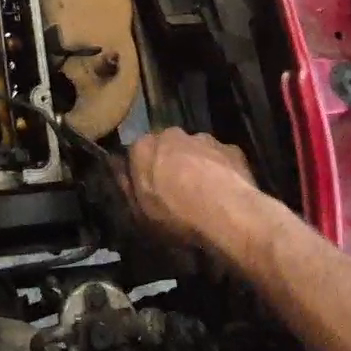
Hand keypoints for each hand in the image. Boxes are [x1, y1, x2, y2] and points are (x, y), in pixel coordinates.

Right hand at [123, 128, 260, 248]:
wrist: (228, 214)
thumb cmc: (177, 216)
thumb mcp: (142, 214)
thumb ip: (128, 188)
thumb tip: (119, 170)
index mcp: (143, 147)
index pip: (137, 152)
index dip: (143, 171)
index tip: (150, 189)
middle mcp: (171, 135)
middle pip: (167, 147)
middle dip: (171, 163)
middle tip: (178, 192)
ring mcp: (203, 139)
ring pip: (195, 150)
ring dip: (197, 165)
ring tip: (206, 195)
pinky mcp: (231, 148)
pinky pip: (221, 159)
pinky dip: (221, 171)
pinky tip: (226, 193)